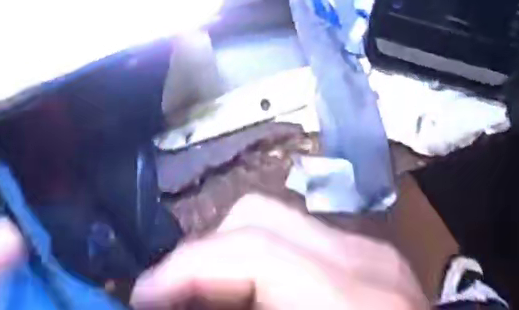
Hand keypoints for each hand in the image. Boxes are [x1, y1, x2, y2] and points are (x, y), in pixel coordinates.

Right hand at [131, 195, 425, 309]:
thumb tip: (164, 300)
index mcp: (352, 294)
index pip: (252, 247)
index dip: (185, 267)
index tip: (138, 296)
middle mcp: (364, 258)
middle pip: (257, 217)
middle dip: (203, 257)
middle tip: (167, 303)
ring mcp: (376, 256)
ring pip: (276, 222)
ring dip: (231, 259)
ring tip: (203, 302)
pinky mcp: (379, 267)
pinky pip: (303, 244)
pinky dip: (265, 267)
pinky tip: (253, 302)